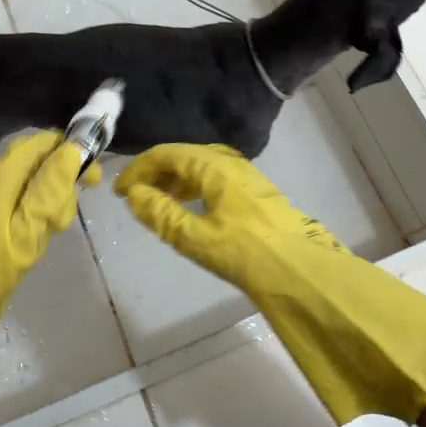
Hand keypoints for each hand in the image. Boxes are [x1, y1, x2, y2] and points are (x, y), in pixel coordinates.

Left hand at [0, 132, 99, 426]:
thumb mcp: (26, 235)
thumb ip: (50, 191)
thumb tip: (72, 150)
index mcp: (0, 176)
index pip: (42, 143)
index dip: (71, 154)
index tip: (92, 180)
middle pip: (31, 163)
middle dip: (57, 182)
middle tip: (64, 221)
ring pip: (18, 185)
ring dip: (41, 202)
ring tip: (45, 237)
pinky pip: (3, 203)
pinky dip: (22, 214)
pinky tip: (23, 244)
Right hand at [117, 143, 425, 423]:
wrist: (304, 272)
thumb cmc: (247, 254)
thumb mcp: (196, 238)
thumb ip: (162, 215)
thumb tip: (134, 197)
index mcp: (214, 167)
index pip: (168, 154)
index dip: (140, 168)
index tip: (121, 190)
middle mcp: (231, 164)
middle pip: (185, 156)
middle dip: (157, 172)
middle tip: (136, 196)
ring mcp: (247, 177)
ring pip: (202, 168)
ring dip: (176, 181)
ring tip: (158, 203)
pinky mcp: (257, 194)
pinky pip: (216, 179)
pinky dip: (195, 188)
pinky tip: (192, 210)